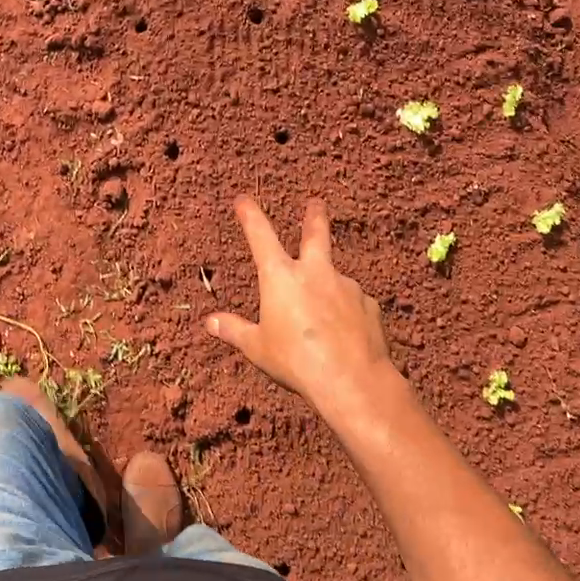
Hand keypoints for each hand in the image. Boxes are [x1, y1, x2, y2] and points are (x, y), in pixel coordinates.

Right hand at [204, 197, 397, 416]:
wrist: (351, 380)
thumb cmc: (295, 361)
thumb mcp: (257, 348)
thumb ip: (234, 331)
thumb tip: (210, 323)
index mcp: (281, 278)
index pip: (260, 237)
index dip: (250, 216)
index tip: (243, 200)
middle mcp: (315, 273)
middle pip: (316, 235)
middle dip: (314, 217)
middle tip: (316, 203)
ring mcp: (346, 287)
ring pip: (334, 278)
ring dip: (329, 285)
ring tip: (323, 316)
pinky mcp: (368, 306)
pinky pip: (353, 303)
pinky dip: (346, 311)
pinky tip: (344, 332)